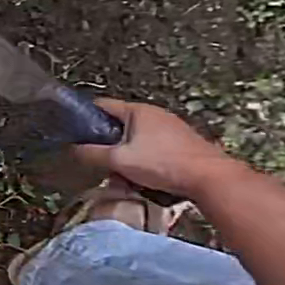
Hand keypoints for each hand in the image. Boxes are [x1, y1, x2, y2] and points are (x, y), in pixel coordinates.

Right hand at [72, 98, 245, 196]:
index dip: (84, 117)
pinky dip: (143, 159)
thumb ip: (90, 154)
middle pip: (118, 124)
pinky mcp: (183, 143)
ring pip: (135, 138)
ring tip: (122, 173)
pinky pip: (152, 147)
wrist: (212, 180)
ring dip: (125, 153)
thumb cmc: (163, 164)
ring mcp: (172, 128)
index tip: (74, 133)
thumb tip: (72, 150)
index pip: (101, 105)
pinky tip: (144, 176)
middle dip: (106, 142)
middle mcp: (156, 114)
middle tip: (99, 159)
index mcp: (138, 111)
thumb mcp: (117, 160)